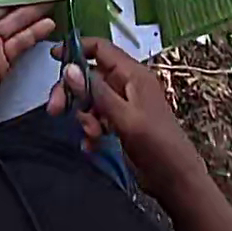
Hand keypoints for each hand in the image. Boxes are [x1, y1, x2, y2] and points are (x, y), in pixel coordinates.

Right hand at [45, 37, 206, 199]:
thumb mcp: (123, 117)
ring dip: (84, 115)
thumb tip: (69, 67)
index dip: (76, 48)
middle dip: (72, 91)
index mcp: (133, 75)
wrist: (177, 182)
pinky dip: (91, 127)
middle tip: (55, 109)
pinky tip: (92, 144)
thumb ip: (96, 91)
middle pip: (89, 75)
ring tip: (91, 134)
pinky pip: (97, 115)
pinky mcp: (121, 121)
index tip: (54, 57)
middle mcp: (127, 84)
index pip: (100, 48)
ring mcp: (124, 103)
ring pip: (90, 97)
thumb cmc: (156, 146)